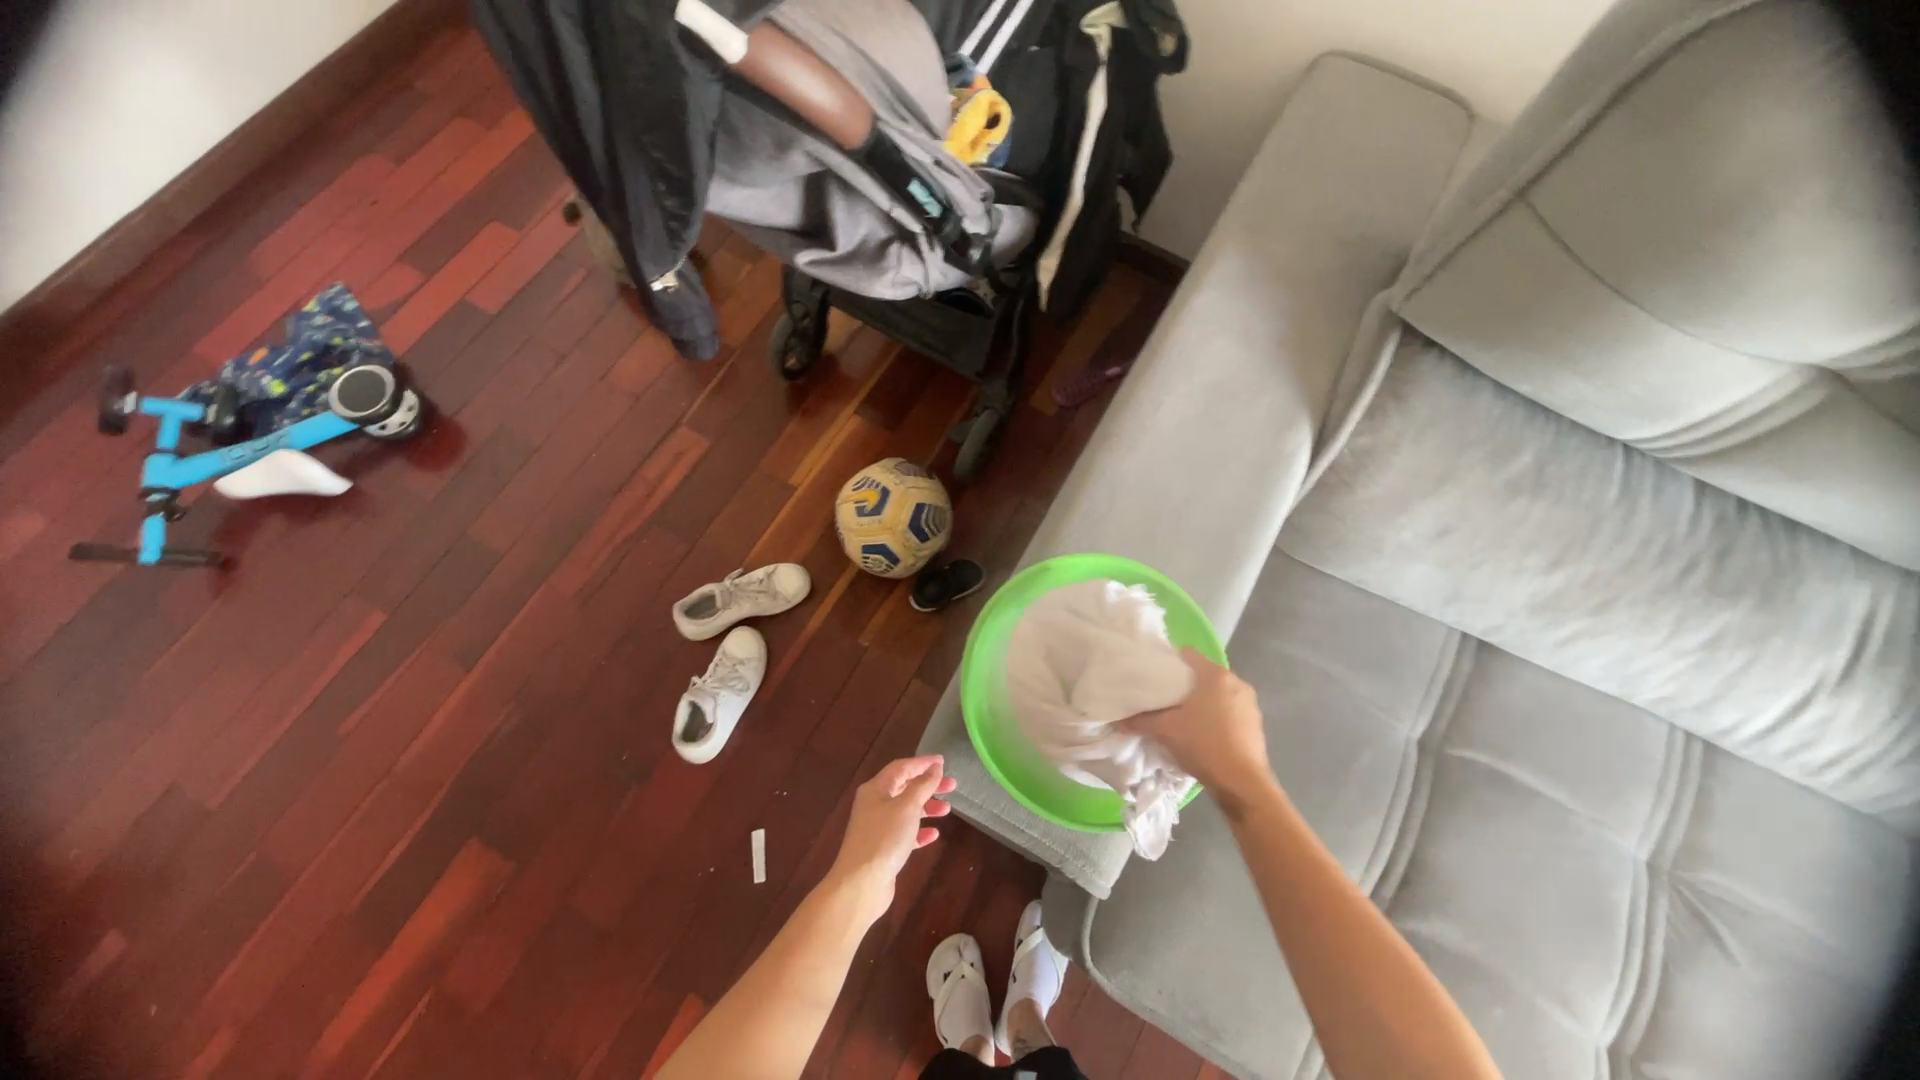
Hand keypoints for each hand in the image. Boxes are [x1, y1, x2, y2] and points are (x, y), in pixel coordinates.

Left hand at [827, 755, 955, 923]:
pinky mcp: (882, 848)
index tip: (943, 762)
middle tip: (952, 786)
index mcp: (876, 789)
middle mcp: (874, 804)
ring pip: (905, 810)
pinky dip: (919, 831)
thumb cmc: (884, 838)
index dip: (922, 763)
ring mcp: (877, 827)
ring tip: (947, 810)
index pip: (901, 768)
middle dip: (928, 785)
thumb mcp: (907, 807)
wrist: (861, 883)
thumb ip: (923, 785)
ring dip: (926, 807)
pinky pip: (904, 833)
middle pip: (904, 788)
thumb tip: (935, 767)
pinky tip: (933, 835)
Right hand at [1125, 649, 1278, 818]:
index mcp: (1215, 675)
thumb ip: (1140, 720)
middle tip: (1164, 699)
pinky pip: (1231, 709)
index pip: (1188, 654)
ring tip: (1183, 718)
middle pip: (1203, 674)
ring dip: (1202, 701)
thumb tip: (1119, 719)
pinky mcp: (1256, 722)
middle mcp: (1237, 682)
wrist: (1241, 782)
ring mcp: (1250, 703)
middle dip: (1185, 685)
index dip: (1169, 662)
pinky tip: (1204, 733)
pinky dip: (1217, 715)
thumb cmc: (1203, 745)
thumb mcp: (1165, 730)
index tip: (1155, 677)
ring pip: (1218, 693)